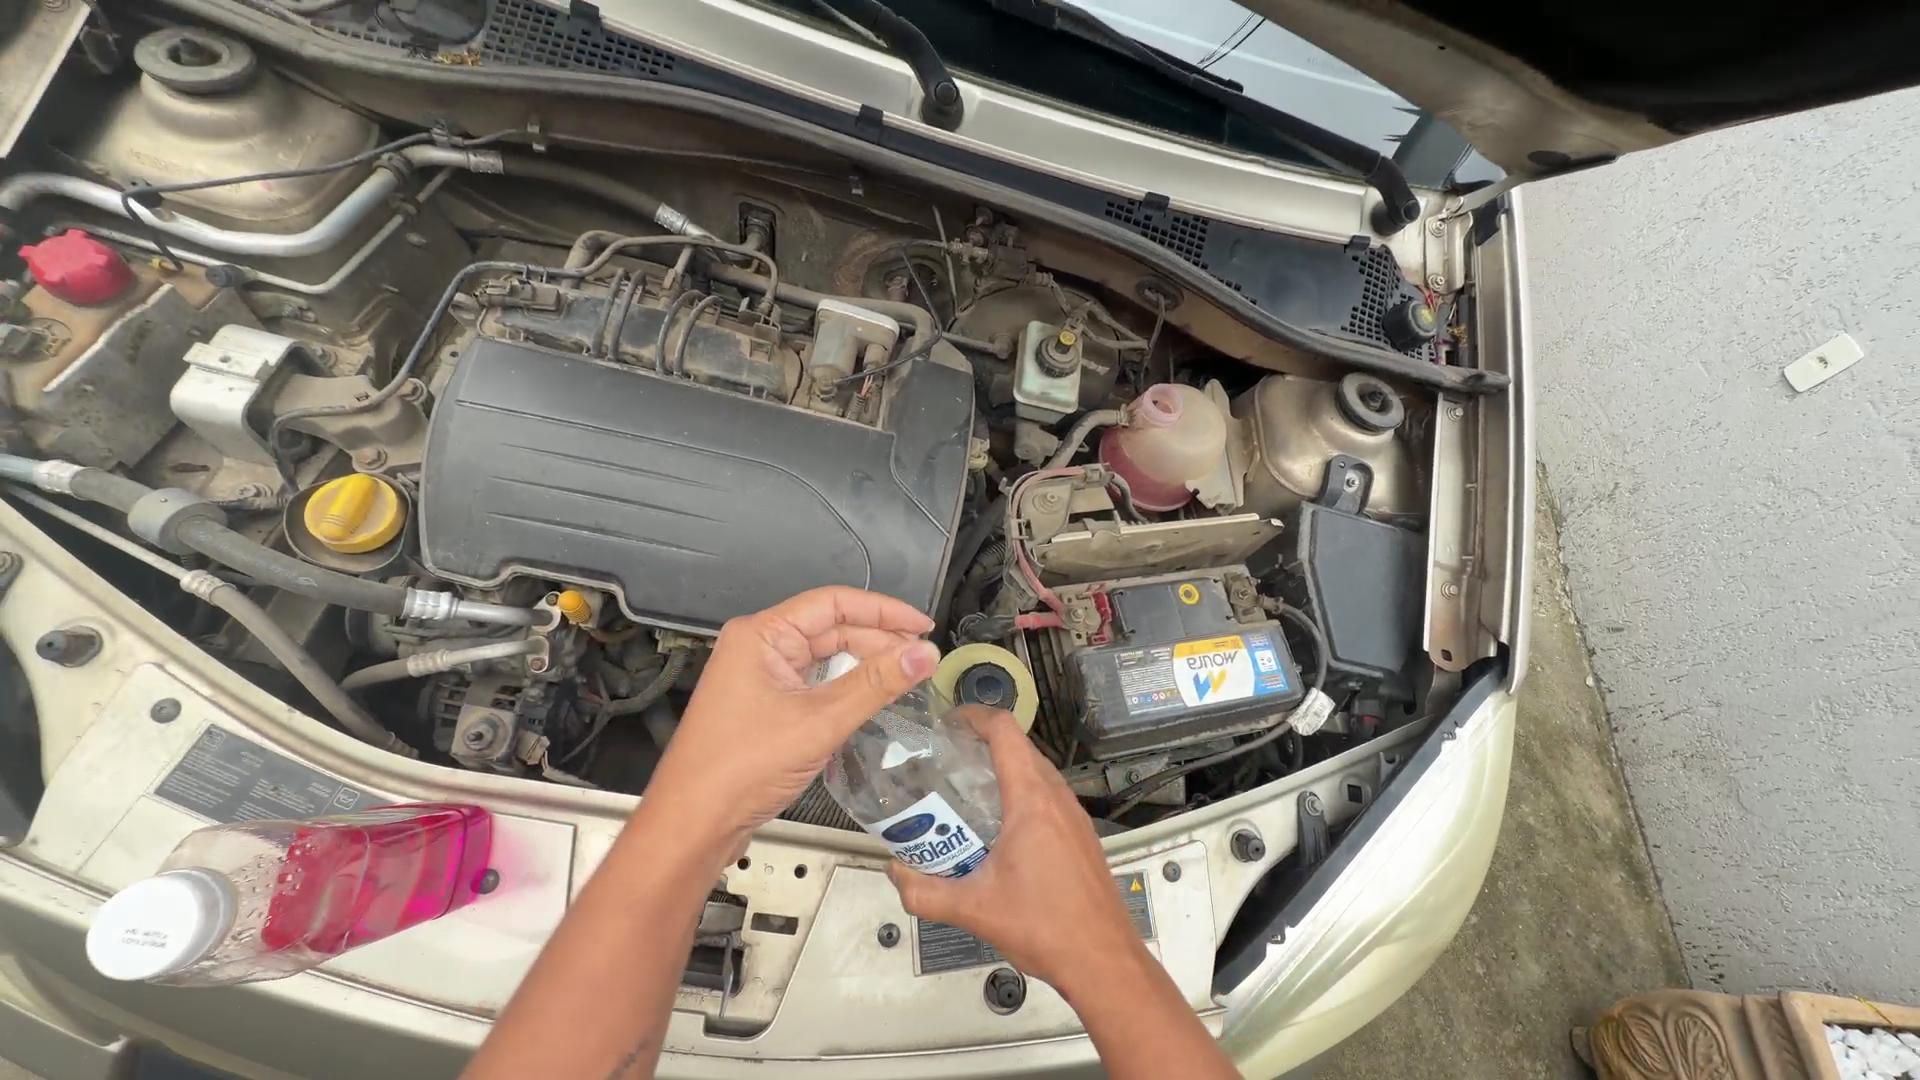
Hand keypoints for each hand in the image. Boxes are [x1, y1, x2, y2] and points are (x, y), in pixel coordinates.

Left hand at [642, 587, 939, 855]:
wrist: (693, 825)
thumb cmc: (741, 768)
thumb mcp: (819, 721)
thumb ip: (875, 684)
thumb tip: (924, 654)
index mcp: (763, 634)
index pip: (834, 604)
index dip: (884, 610)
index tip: (922, 626)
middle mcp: (760, 647)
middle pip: (832, 629)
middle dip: (878, 640)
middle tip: (921, 658)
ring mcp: (761, 677)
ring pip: (825, 658)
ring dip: (865, 665)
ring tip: (905, 675)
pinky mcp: (766, 705)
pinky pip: (815, 683)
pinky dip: (846, 688)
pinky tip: (873, 697)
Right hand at [888, 707, 1141, 994]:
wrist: (1103, 961)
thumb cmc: (1047, 928)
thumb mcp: (974, 909)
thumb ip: (925, 891)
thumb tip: (897, 873)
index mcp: (1032, 800)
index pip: (1005, 731)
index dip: (975, 715)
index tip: (950, 721)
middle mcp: (1057, 798)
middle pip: (1020, 746)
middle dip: (983, 742)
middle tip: (949, 756)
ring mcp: (1074, 816)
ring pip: (1037, 770)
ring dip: (1005, 767)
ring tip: (969, 789)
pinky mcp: (1081, 835)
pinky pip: (1049, 795)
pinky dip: (1023, 792)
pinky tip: (1001, 826)